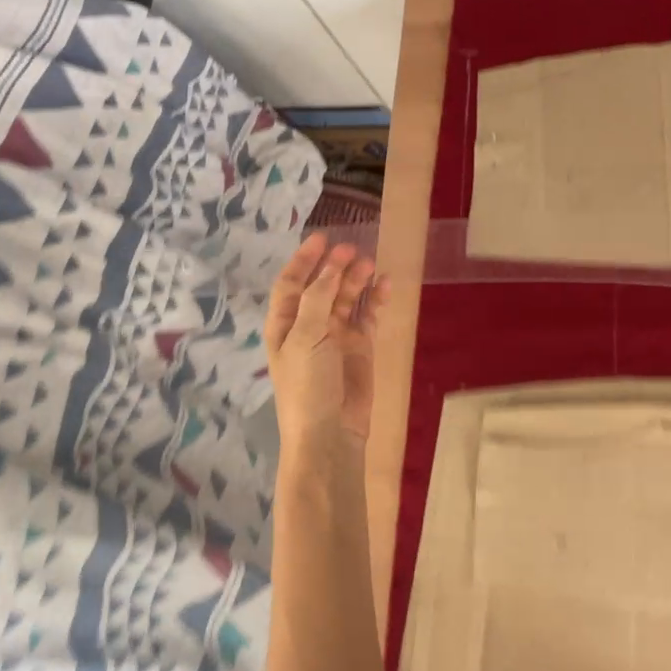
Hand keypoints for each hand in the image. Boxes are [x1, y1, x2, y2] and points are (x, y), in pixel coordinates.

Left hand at [264, 232, 387, 451]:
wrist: (331, 433)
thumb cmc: (308, 385)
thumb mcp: (305, 339)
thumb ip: (318, 300)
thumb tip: (331, 267)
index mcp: (284, 325)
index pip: (291, 284)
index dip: (304, 260)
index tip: (322, 238)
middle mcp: (309, 326)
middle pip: (321, 287)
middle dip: (334, 267)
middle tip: (352, 249)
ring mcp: (337, 336)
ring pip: (347, 298)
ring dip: (356, 280)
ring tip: (370, 262)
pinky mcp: (361, 347)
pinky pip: (369, 315)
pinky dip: (377, 299)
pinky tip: (386, 284)